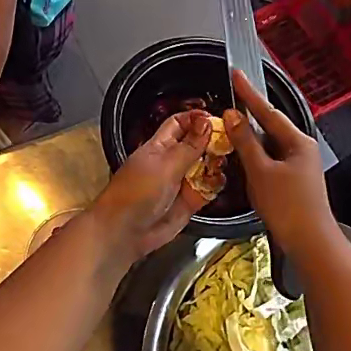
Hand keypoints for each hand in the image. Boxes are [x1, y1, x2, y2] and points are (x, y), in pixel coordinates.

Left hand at [90, 111, 214, 256]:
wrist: (125, 232)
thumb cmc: (133, 194)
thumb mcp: (165, 164)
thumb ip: (189, 145)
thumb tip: (205, 122)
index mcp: (159, 146)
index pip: (179, 123)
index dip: (196, 119)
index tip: (215, 118)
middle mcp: (170, 162)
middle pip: (196, 144)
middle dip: (211, 142)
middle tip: (225, 141)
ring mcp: (179, 182)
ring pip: (205, 166)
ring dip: (215, 164)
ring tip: (219, 163)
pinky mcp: (188, 202)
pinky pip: (207, 189)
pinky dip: (214, 185)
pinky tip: (216, 182)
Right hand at [224, 69, 335, 252]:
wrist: (310, 242)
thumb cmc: (289, 208)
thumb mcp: (260, 172)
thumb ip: (245, 142)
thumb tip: (233, 116)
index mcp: (298, 142)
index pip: (268, 111)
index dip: (248, 93)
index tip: (236, 74)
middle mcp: (302, 148)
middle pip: (270, 125)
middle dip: (249, 114)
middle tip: (230, 99)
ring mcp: (299, 164)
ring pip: (269, 143)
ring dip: (250, 138)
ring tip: (229, 128)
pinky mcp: (293, 179)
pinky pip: (270, 159)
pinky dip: (255, 156)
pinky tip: (242, 158)